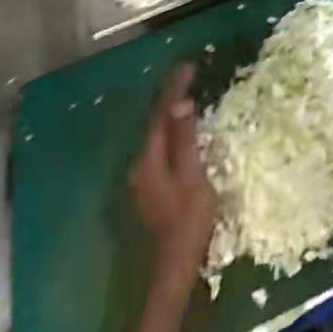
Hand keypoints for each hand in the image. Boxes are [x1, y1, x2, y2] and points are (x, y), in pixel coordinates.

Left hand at [129, 63, 215, 277]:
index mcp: (149, 159)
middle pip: (156, 122)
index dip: (174, 89)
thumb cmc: (188, 220)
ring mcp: (144, 177)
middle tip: (190, 73)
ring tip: (189, 92)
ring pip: (158, 135)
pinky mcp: (152, 185)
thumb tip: (179, 102)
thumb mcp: (192, 176)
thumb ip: (184, 139)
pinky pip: (162, 147)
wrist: (174, 265)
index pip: (162, 115)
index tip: (188, 66)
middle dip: (171, 96)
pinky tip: (184, 127)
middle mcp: (140, 163)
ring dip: (172, 113)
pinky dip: (173, 131)